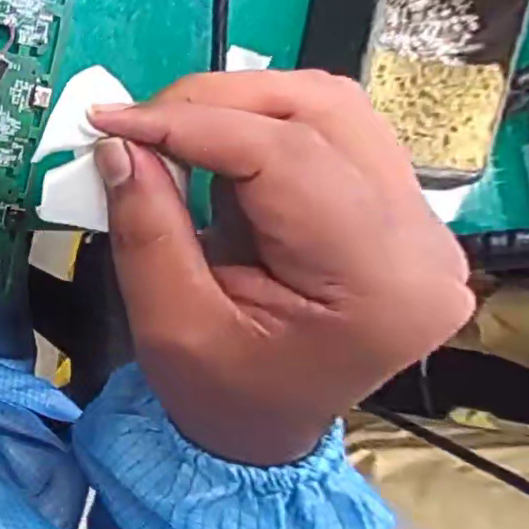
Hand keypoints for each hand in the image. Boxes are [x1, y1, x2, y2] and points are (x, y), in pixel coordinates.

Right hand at [89, 70, 474, 464]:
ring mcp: (411, 219)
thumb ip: (145, 229)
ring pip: (327, 108)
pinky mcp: (381, 209)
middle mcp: (418, 239)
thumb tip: (118, 147)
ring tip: (160, 132)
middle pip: (323, 112)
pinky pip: (319, 133)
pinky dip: (246, 125)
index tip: (110, 122)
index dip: (189, 125)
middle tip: (133, 124)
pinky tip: (199, 148)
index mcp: (375, 282)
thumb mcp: (165, 321)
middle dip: (212, 102)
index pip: (287, 158)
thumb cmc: (215, 390)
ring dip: (231, 106)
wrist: (259, 426)